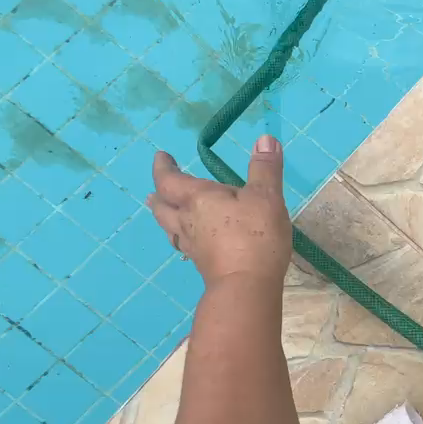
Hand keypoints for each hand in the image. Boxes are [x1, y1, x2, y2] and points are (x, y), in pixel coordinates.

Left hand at [147, 135, 291, 289]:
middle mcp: (187, 220)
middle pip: (162, 206)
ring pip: (169, 227)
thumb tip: (265, 138)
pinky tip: (190, 241)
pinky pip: (184, 245)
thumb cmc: (255, 236)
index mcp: (198, 198)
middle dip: (159, 194)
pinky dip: (182, 237)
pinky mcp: (203, 264)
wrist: (246, 285)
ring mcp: (192, 244)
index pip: (170, 179)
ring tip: (164, 211)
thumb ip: (265, 169)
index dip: (163, 167)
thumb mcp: (266, 197)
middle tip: (156, 189)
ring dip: (164, 216)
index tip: (160, 156)